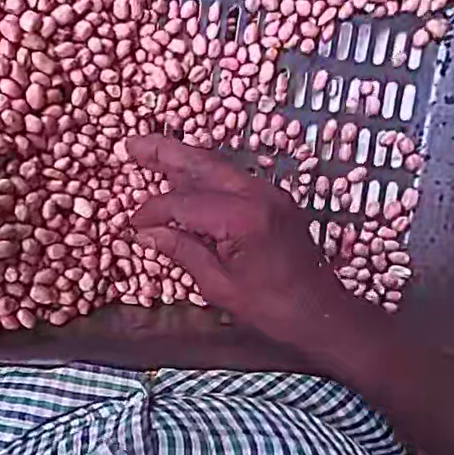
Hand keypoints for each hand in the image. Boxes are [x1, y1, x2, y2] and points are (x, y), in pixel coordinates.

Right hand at [126, 134, 386, 354]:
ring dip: (183, 159)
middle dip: (164, 152)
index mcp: (242, 217)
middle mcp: (258, 194)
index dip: (154, 210)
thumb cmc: (271, 306)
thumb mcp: (218, 285)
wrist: (321, 310)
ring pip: (217, 165)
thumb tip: (147, 233)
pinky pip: (232, 178)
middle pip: (202, 163)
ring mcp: (269, 192)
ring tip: (151, 151)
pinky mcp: (274, 198)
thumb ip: (183, 251)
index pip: (184, 203)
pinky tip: (184, 177)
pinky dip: (204, 175)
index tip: (134, 222)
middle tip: (132, 144)